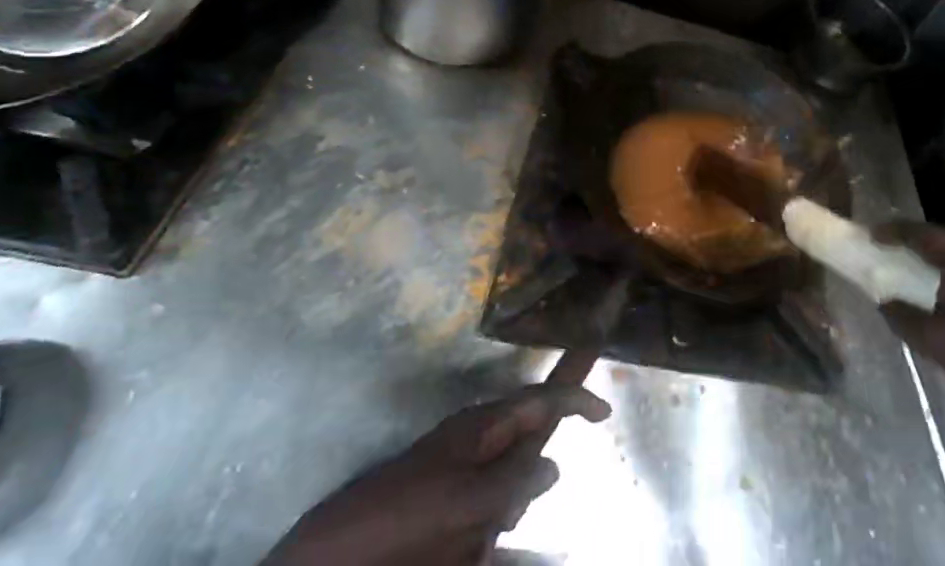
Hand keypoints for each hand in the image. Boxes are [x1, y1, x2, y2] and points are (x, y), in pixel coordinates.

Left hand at [265, 384, 611, 565]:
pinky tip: (484, 544)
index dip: (573, 394)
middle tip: (507, 515)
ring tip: (479, 540)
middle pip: (526, 437)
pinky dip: (496, 522)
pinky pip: (490, 502)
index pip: (538, 400)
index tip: (604, 411)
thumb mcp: (467, 501)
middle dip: (532, 469)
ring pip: (510, 476)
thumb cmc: (405, 514)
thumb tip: (554, 466)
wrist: (340, 551)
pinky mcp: (451, 500)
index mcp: (480, 426)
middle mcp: (475, 440)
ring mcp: (462, 469)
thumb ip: (514, 482)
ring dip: (511, 502)